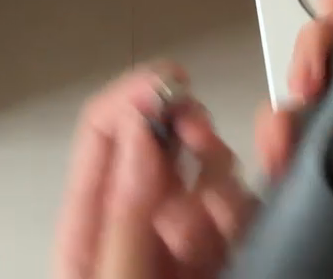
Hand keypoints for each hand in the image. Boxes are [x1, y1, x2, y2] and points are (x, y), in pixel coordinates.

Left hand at [55, 63, 254, 278]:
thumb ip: (125, 213)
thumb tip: (138, 128)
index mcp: (91, 226)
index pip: (102, 129)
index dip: (133, 93)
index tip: (170, 79)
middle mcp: (136, 221)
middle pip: (160, 134)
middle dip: (187, 125)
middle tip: (200, 134)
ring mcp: (180, 236)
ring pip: (206, 162)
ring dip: (217, 175)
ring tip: (212, 222)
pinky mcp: (221, 252)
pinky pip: (238, 203)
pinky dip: (241, 205)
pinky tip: (234, 233)